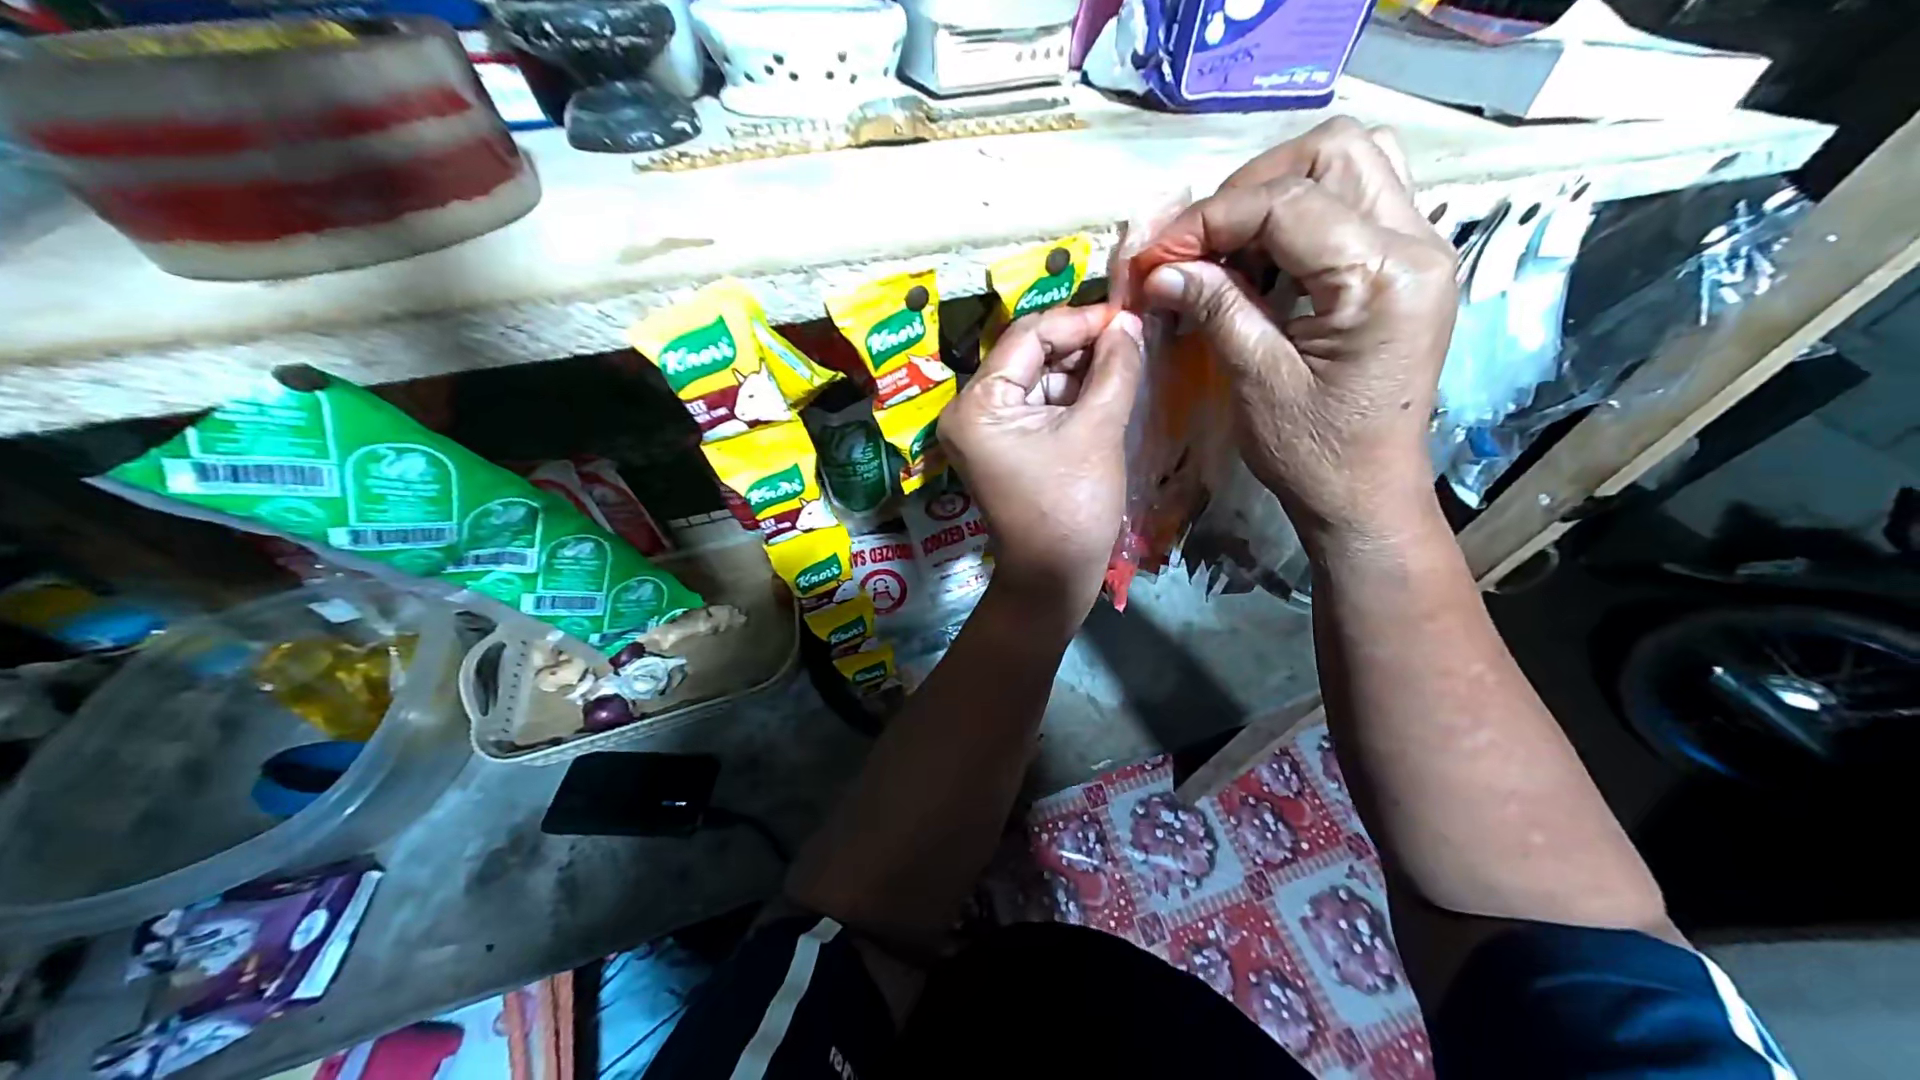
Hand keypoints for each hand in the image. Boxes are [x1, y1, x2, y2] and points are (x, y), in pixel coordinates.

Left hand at [941, 304, 1144, 631]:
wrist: (1055, 578)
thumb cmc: (1072, 508)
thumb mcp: (1097, 431)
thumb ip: (1114, 369)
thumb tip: (1131, 322)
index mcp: (978, 404)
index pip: (1028, 337)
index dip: (1080, 320)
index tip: (1127, 313)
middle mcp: (971, 410)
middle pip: (1029, 355)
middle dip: (1081, 343)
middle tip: (1132, 332)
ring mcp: (986, 428)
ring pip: (1038, 377)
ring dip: (1080, 367)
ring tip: (1128, 353)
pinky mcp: (1005, 444)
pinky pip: (1040, 404)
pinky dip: (1073, 393)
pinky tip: (1109, 381)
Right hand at [1131, 118, 1457, 559]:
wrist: (1365, 493)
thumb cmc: (1313, 452)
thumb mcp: (1256, 380)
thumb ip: (1215, 307)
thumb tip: (1160, 268)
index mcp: (1382, 277)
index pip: (1286, 203)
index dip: (1210, 218)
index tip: (1157, 253)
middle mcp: (1417, 244)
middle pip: (1334, 151)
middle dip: (1250, 186)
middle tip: (1200, 240)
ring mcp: (1419, 249)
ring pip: (1351, 162)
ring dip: (1278, 189)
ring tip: (1229, 244)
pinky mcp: (1405, 265)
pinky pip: (1356, 200)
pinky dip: (1299, 213)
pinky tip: (1262, 259)